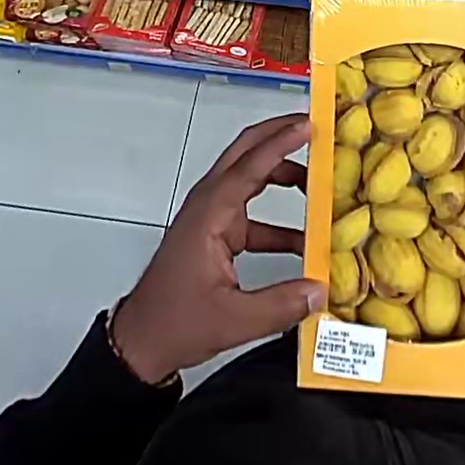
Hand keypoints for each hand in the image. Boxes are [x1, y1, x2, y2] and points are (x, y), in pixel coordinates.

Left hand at [110, 114, 326, 384]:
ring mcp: (213, 215)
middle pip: (245, 154)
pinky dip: (279, 219)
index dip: (280, 143)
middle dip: (278, 135)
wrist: (143, 338)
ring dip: (282, 173)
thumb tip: (321, 290)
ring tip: (320, 179)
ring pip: (250, 179)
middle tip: (314, 128)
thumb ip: (280, 305)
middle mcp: (210, 203)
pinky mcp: (217, 232)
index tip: (308, 126)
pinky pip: (253, 213)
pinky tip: (307, 239)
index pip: (249, 166)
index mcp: (210, 212)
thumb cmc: (176, 321)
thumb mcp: (233, 320)